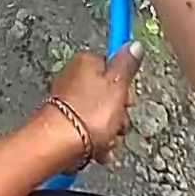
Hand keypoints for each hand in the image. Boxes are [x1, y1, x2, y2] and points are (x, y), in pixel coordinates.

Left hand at [37, 42, 143, 165]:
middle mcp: (74, 76)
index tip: (126, 100)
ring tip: (105, 140)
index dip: (125, 88)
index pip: (114, 68)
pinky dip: (95, 142)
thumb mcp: (117, 86)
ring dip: (109, 132)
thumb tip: (135, 45)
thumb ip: (127, 64)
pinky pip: (88, 130)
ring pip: (100, 116)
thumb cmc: (89, 113)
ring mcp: (68, 99)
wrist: (59, 142)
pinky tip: (97, 149)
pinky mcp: (64, 120)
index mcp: (86, 62)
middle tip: (117, 122)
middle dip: (118, 114)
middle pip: (109, 95)